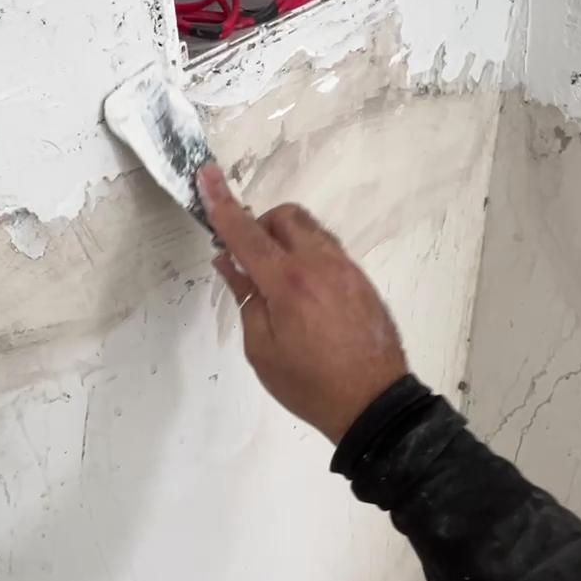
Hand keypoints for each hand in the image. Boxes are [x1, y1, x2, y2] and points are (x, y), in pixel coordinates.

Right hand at [199, 164, 409, 443]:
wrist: (373, 404)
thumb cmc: (311, 385)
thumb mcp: (261, 348)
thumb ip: (245, 297)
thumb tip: (230, 262)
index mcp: (289, 284)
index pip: (246, 232)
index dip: (222, 203)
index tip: (207, 176)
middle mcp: (322, 265)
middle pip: (284, 215)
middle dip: (259, 223)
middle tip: (248, 259)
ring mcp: (347, 269)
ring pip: (310, 229)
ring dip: (285, 240)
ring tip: (276, 281)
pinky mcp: (361, 279)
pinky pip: (328, 249)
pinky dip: (306, 256)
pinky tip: (302, 292)